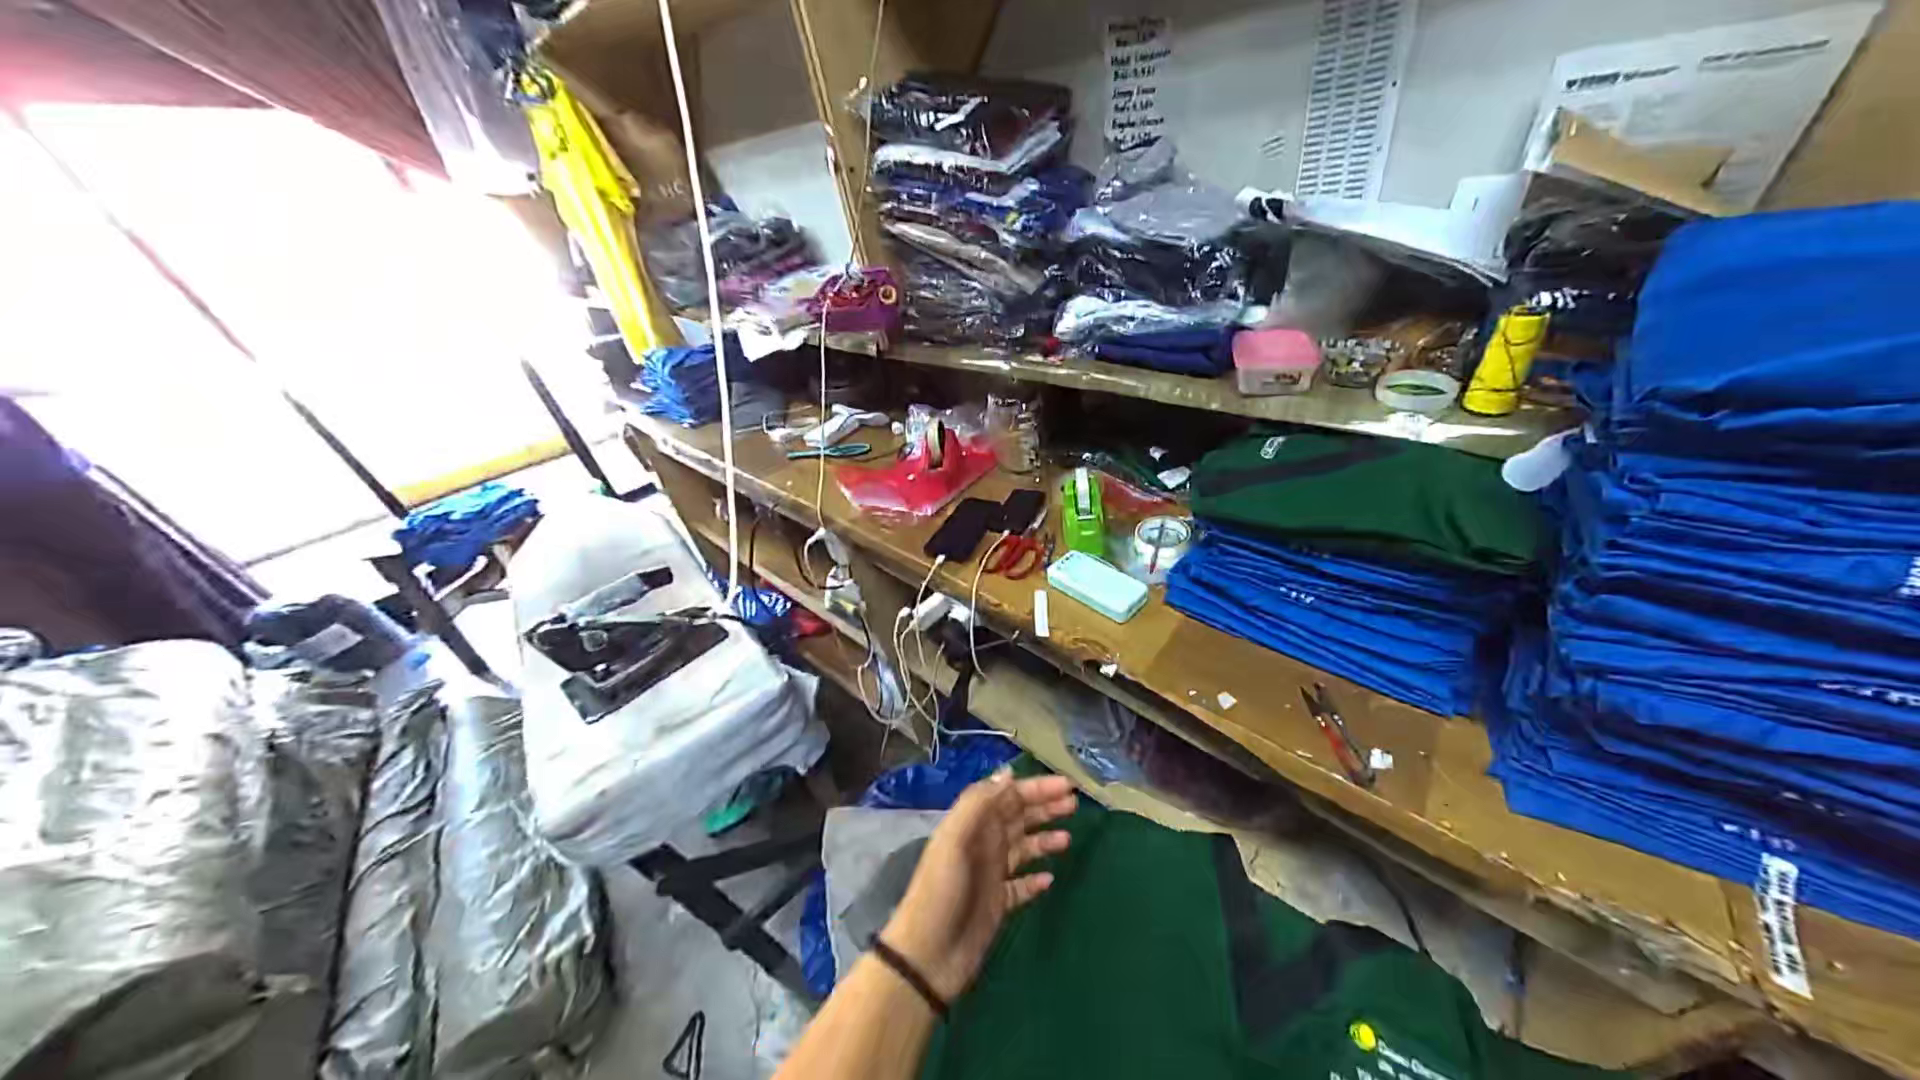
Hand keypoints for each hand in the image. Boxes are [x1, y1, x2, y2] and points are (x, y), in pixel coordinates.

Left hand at [878, 768, 1077, 1001]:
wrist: (928, 955)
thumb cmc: (940, 891)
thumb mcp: (953, 839)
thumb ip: (979, 803)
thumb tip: (1008, 774)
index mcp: (973, 824)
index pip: (1009, 796)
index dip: (1036, 788)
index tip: (1066, 785)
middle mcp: (983, 843)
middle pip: (1019, 817)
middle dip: (1045, 807)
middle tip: (1074, 803)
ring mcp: (991, 873)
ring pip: (1024, 848)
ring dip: (1044, 839)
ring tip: (1068, 838)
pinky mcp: (997, 903)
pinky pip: (1022, 885)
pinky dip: (1036, 879)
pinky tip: (1050, 878)